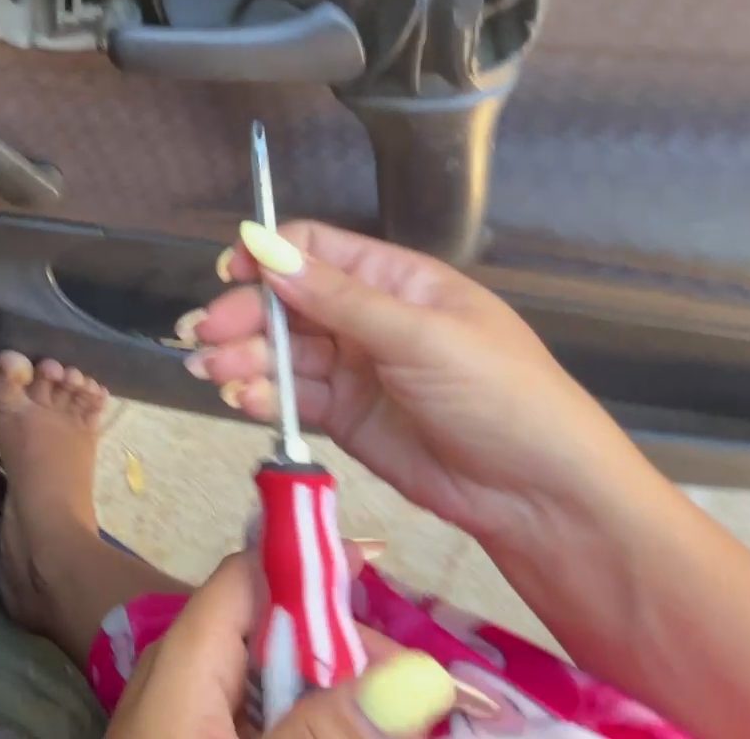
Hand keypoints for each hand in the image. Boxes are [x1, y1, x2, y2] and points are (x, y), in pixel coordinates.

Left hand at [107, 551, 457, 738]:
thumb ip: (332, 726)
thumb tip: (419, 672)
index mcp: (187, 656)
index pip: (249, 578)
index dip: (313, 567)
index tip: (392, 576)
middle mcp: (185, 669)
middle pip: (273, 629)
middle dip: (348, 646)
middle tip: (438, 687)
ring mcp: (190, 710)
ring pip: (274, 679)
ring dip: (338, 695)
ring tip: (417, 713)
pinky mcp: (198, 735)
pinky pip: (261, 713)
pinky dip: (309, 721)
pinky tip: (359, 727)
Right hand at [182, 220, 651, 545]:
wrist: (543, 501)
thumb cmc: (501, 397)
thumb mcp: (421, 337)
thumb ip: (337, 297)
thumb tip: (265, 248)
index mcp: (393, 282)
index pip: (314, 250)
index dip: (269, 255)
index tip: (231, 273)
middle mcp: (364, 317)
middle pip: (283, 301)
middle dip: (242, 314)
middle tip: (206, 334)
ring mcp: (350, 367)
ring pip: (278, 349)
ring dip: (239, 355)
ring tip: (210, 370)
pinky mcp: (340, 413)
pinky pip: (289, 394)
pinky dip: (259, 394)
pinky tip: (243, 399)